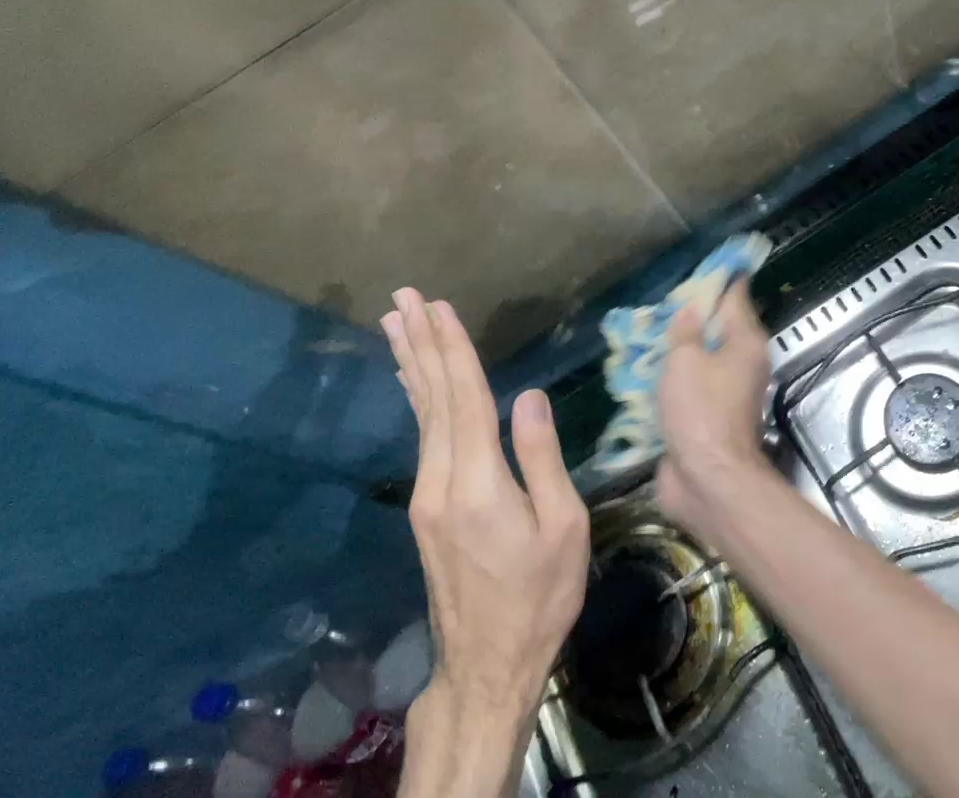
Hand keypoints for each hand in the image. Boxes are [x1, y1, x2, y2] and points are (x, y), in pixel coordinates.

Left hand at [380, 288, 588, 797]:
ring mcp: (428, 497)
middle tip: (403, 298)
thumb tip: (527, 397)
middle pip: (432, 399)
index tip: (438, 307)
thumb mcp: (562, 527)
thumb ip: (541, 458)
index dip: (453, 349)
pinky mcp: (427, 512)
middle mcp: (442, 481)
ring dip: (411, 367)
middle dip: (420, 344)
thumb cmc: (541, 594)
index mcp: (479, 481)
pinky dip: (417, 402)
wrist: (488, 661)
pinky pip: (422, 439)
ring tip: (397, 327)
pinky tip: (412, 386)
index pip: (465, 398)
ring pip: (421, 417)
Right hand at [654, 283, 774, 539]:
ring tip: (638, 335)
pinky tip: (637, 374)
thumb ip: (684, 332)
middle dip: (686, 317)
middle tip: (655, 303)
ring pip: (695, 362)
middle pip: (713, 330)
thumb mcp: (685, 361)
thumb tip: (690, 309)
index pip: (735, 299)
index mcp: (744, 343)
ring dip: (670, 352)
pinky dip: (665, 383)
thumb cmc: (701, 412)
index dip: (719, 281)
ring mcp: (723, 394)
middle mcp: (740, 365)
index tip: (703, 265)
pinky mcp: (703, 419)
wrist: (707, 480)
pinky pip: (684, 391)